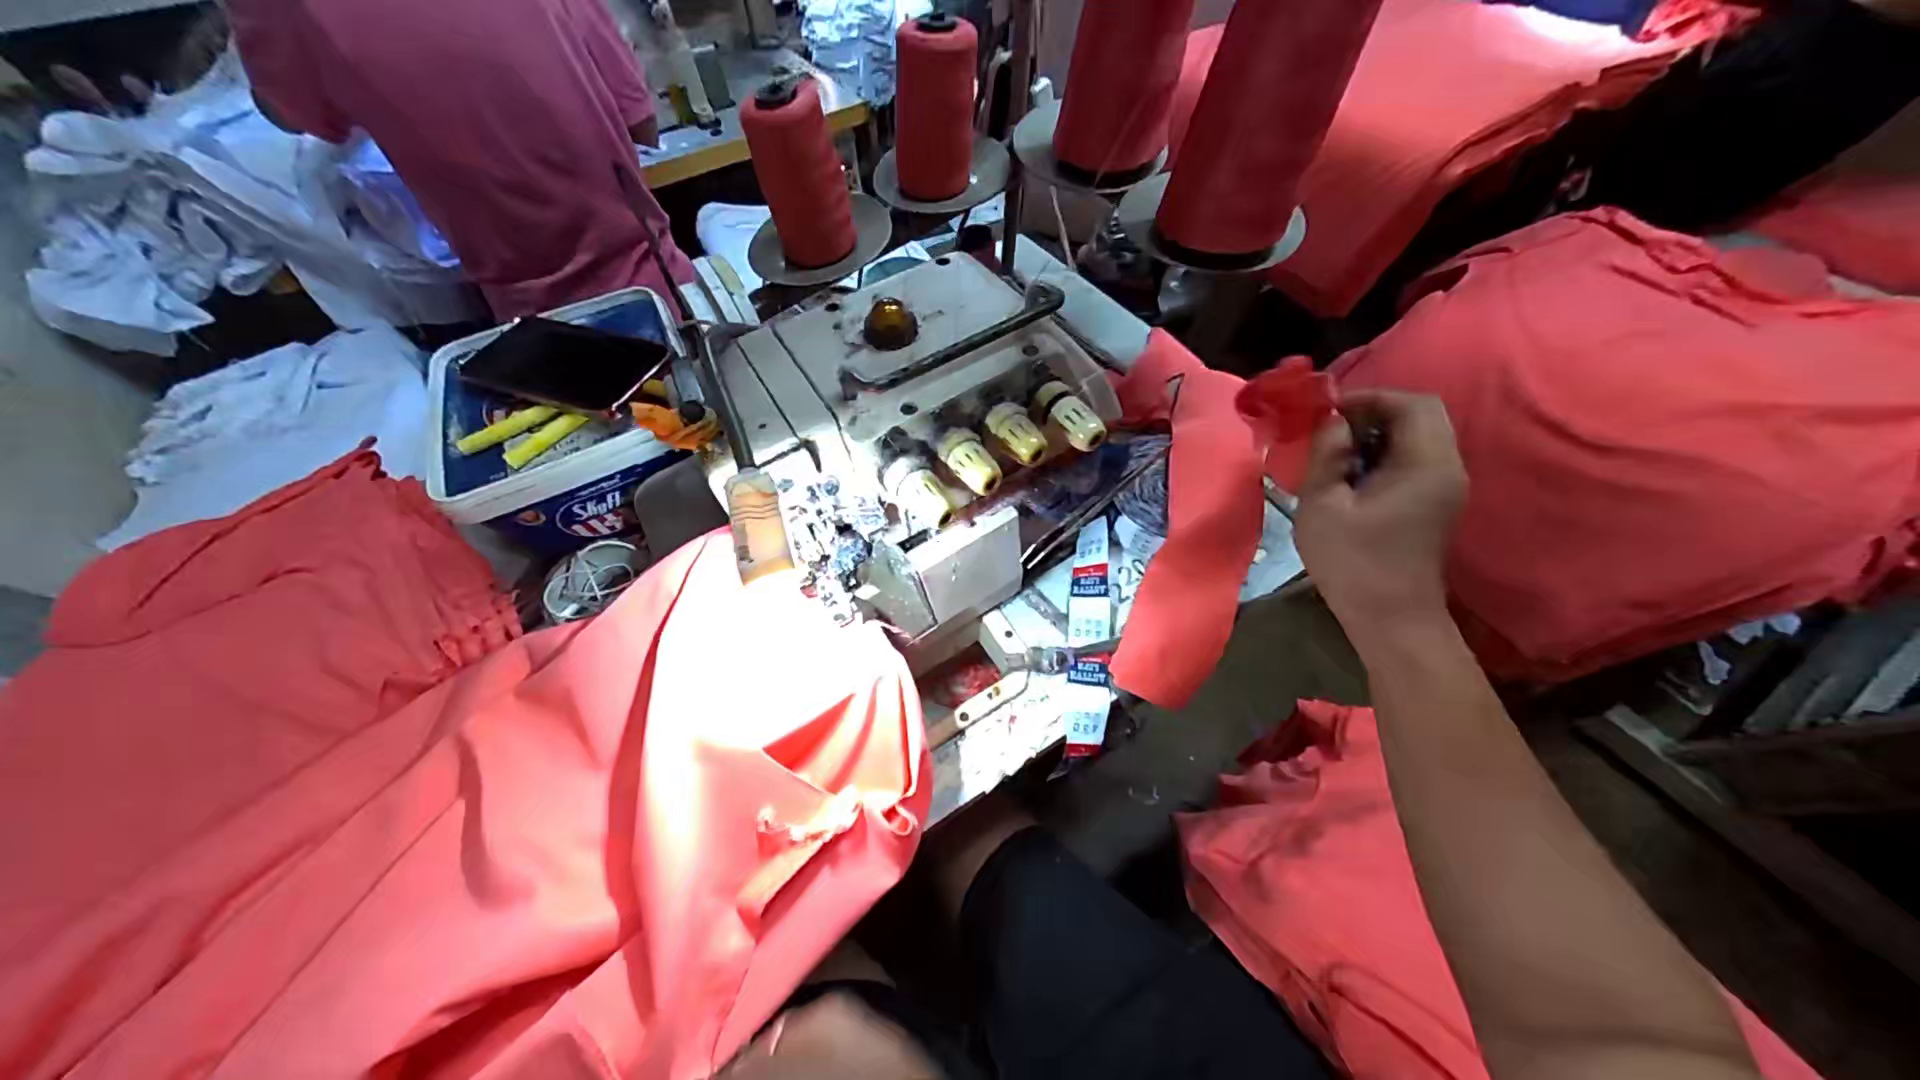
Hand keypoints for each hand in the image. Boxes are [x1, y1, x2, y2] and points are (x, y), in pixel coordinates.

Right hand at [1294, 389, 1466, 630]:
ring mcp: (1446, 486)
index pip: (1412, 404)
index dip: (1370, 397)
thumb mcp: (1323, 506)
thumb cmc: (1353, 562)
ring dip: (1379, 434)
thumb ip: (1327, 456)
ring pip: (1419, 436)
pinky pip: (1416, 459)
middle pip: (1421, 415)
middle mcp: (1448, 467)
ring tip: (1338, 452)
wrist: (1391, 617)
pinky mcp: (1436, 502)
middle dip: (1374, 412)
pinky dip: (1386, 454)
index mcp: (1426, 464)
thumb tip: (1333, 424)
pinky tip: (1354, 475)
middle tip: (1332, 430)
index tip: (1329, 412)